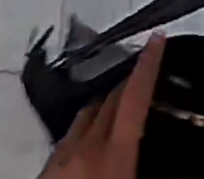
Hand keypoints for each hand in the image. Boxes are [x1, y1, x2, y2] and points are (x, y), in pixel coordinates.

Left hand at [37, 34, 166, 178]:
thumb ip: (147, 162)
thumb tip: (159, 142)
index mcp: (114, 155)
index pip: (135, 97)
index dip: (148, 64)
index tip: (157, 37)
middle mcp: (86, 147)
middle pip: (110, 101)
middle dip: (128, 83)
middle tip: (145, 76)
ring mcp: (61, 156)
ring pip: (85, 114)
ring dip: (103, 105)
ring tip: (119, 105)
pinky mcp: (45, 168)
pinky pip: (68, 136)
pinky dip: (83, 129)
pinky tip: (90, 140)